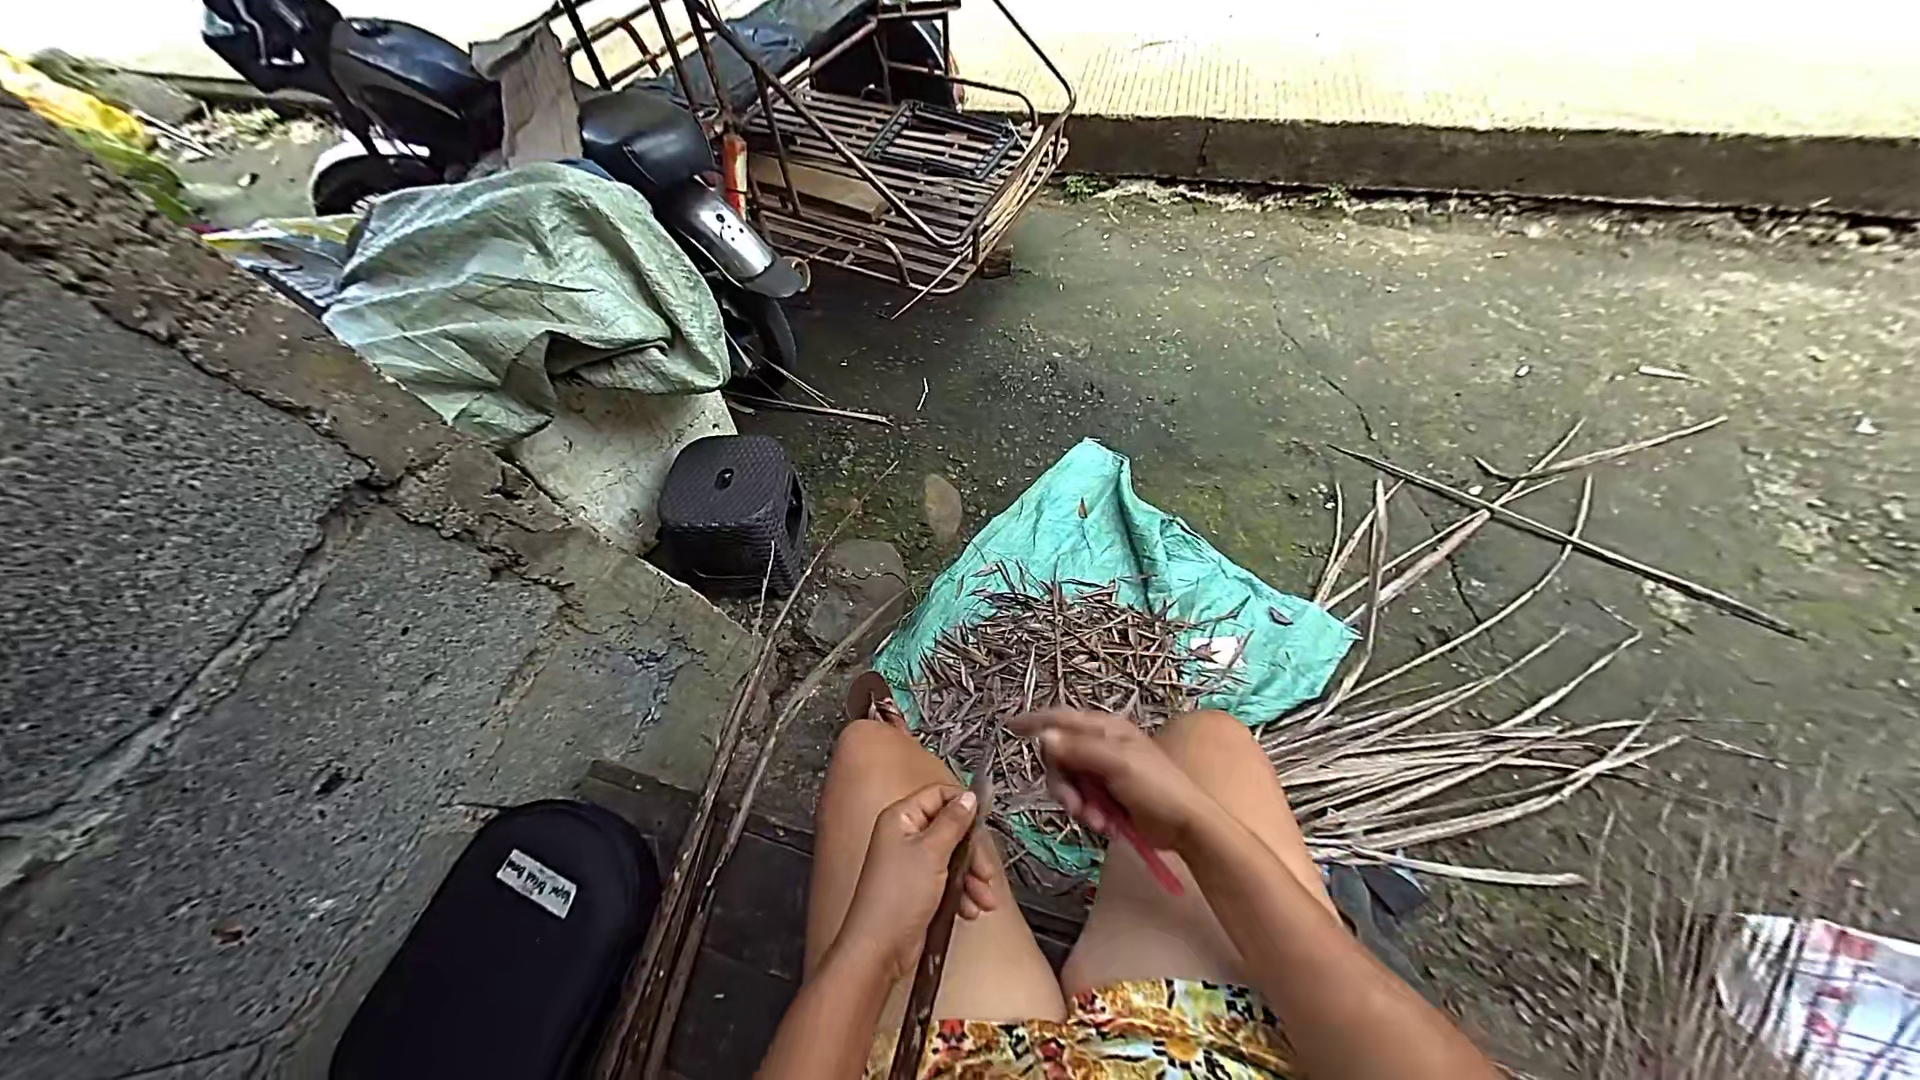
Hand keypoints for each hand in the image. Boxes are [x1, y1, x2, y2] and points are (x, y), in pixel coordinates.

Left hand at [836, 783, 998, 980]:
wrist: (879, 951)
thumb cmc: (896, 898)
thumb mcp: (932, 852)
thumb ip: (954, 822)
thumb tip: (969, 797)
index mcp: (902, 817)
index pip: (939, 795)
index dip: (963, 806)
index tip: (982, 822)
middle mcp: (906, 835)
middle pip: (952, 828)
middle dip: (973, 852)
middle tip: (985, 871)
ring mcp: (913, 862)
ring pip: (954, 856)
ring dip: (972, 877)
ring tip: (983, 899)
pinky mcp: (919, 886)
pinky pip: (948, 879)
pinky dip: (962, 892)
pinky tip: (970, 909)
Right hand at [1011, 709, 1215, 849]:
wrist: (1188, 827)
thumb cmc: (1158, 787)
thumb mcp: (1118, 763)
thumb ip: (1079, 749)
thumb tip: (1043, 736)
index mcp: (1105, 728)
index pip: (1061, 719)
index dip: (1035, 722)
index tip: (1010, 727)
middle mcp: (1100, 744)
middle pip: (1058, 756)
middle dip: (1063, 784)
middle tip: (1075, 806)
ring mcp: (1102, 770)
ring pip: (1068, 782)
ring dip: (1077, 804)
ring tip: (1097, 820)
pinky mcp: (1105, 795)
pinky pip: (1081, 800)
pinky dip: (1088, 814)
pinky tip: (1106, 825)